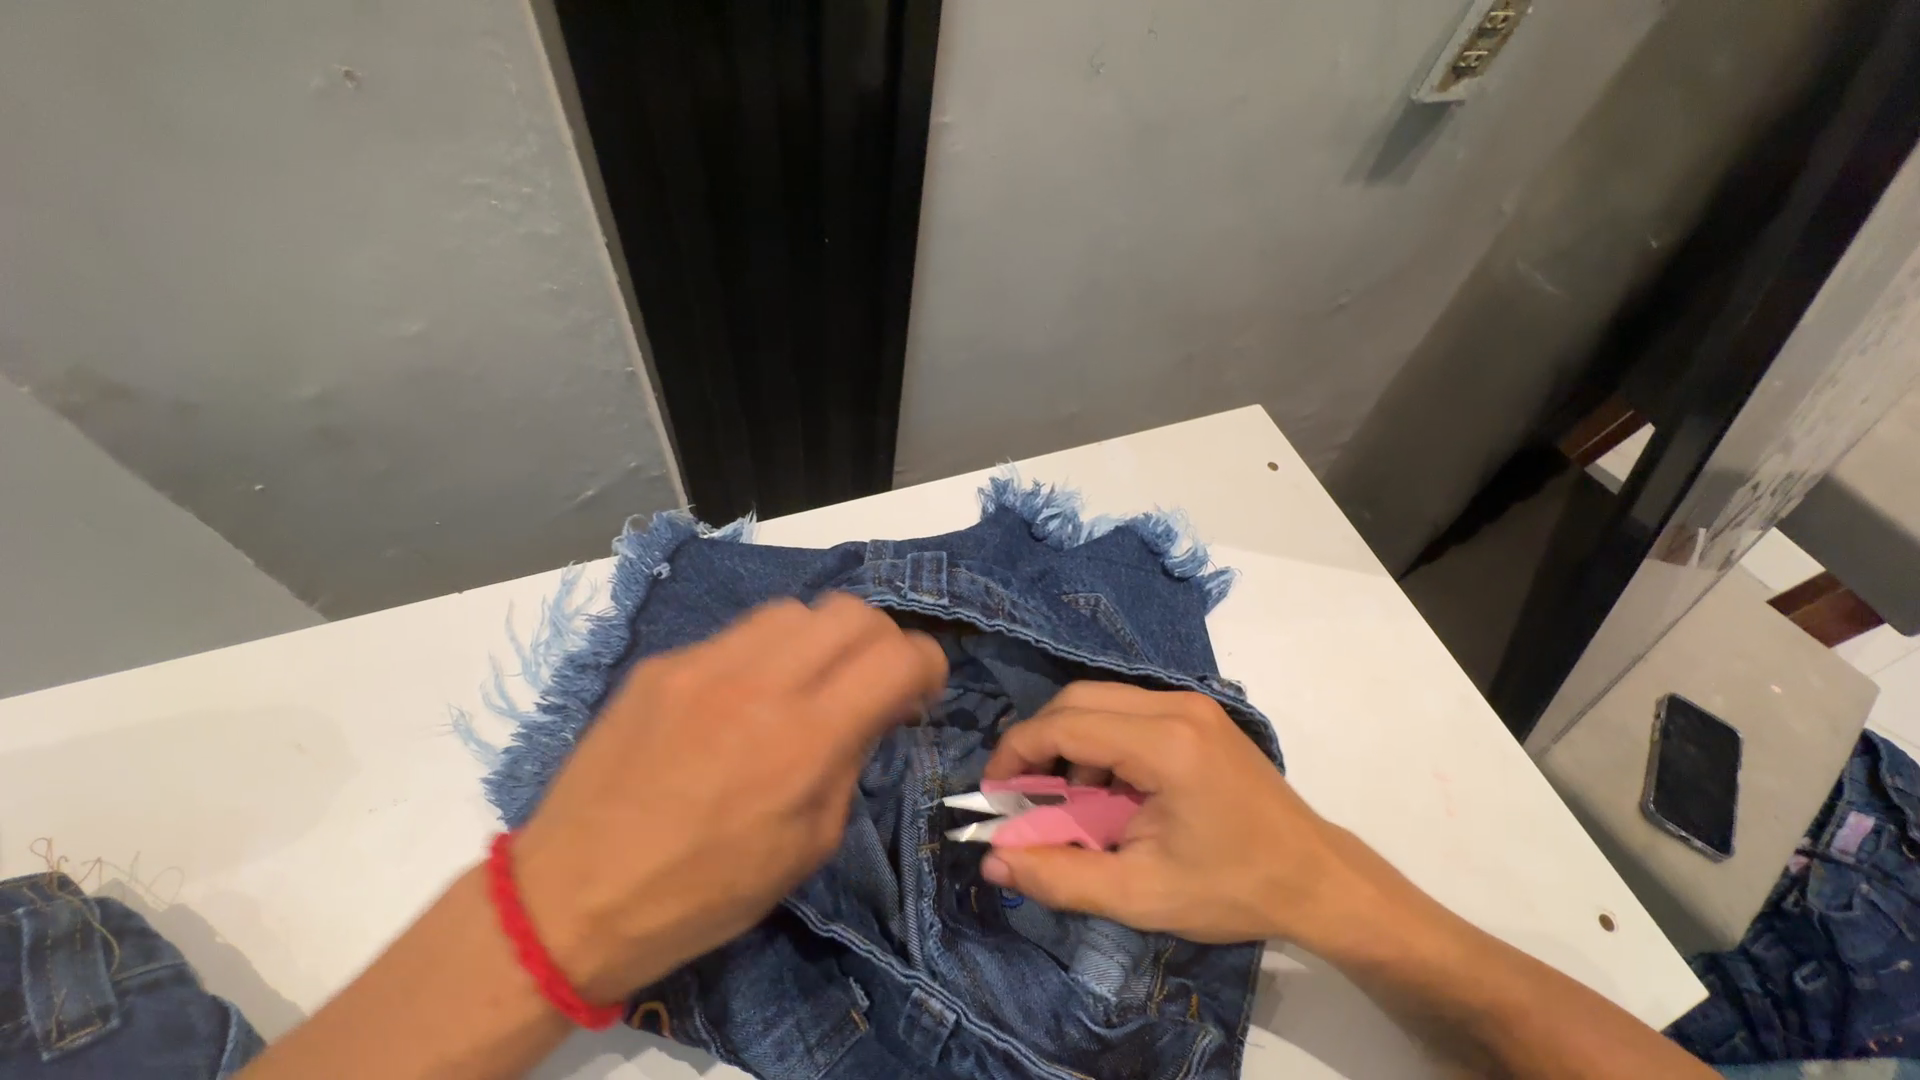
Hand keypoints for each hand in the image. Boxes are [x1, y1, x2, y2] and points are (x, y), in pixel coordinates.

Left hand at [510, 594, 946, 1002]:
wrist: (572, 896)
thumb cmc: (704, 893)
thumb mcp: (806, 846)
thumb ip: (849, 762)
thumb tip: (873, 711)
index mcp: (804, 740)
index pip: (899, 655)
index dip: (928, 665)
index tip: (919, 692)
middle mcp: (759, 683)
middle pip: (853, 612)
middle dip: (881, 641)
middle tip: (870, 683)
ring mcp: (703, 664)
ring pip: (796, 609)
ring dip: (822, 640)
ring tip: (809, 683)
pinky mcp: (662, 664)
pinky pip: (737, 634)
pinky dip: (764, 654)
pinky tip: (744, 698)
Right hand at [979, 682, 1426, 954]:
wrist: (1317, 879)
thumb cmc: (1232, 889)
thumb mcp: (1140, 896)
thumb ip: (1060, 876)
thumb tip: (992, 861)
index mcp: (1165, 744)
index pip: (1065, 725)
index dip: (1017, 754)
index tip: (995, 794)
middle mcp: (1176, 706)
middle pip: (1077, 699)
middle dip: (1038, 742)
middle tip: (1025, 794)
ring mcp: (1192, 704)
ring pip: (1100, 699)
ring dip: (1070, 741)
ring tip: (1071, 800)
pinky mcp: (1199, 714)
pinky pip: (1128, 710)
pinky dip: (1101, 741)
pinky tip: (1110, 790)